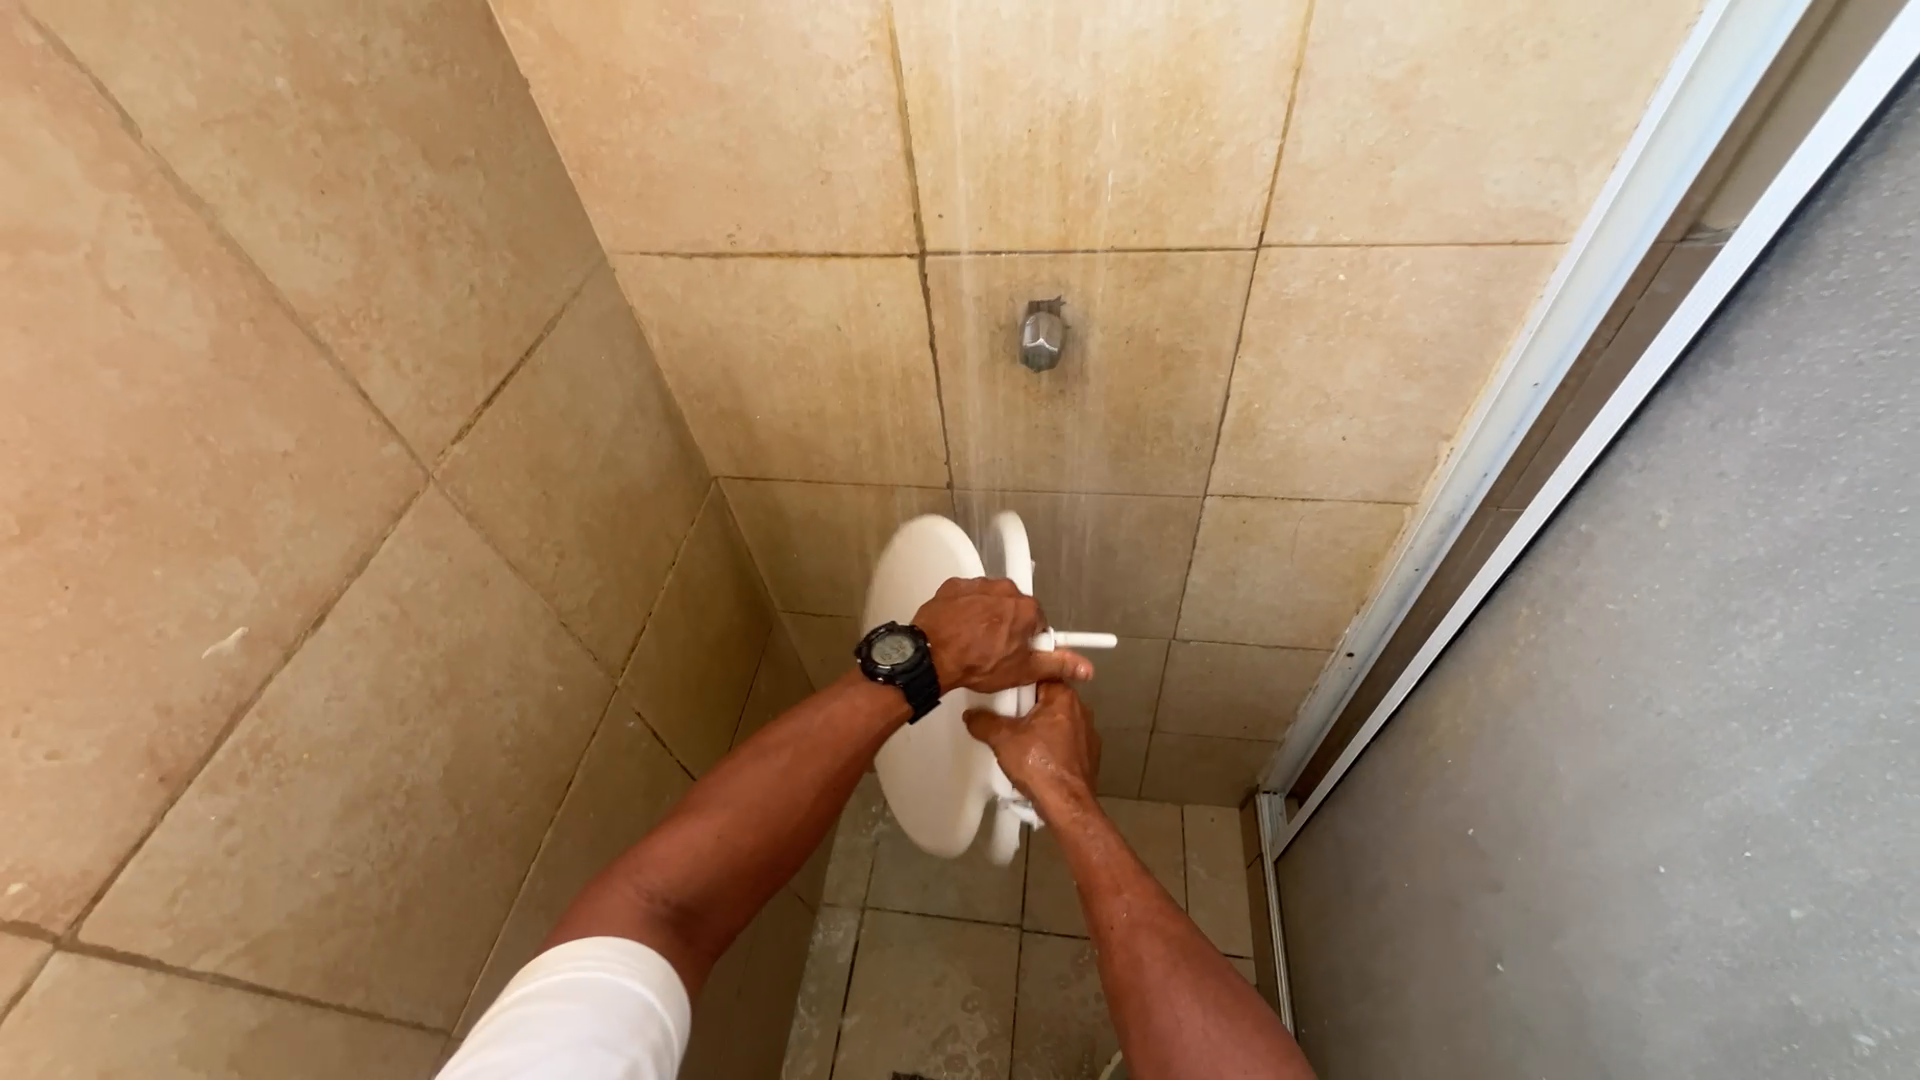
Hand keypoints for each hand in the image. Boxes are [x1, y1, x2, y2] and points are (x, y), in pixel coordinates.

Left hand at [913, 577, 1092, 693]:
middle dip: (1008, 626)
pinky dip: (965, 609)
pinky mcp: (954, 587)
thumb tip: (1083, 666)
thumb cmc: (975, 662)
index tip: (1020, 650)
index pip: (1038, 621)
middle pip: (1014, 608)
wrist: (932, 656)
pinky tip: (960, 629)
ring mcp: (977, 585)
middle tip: (996, 650)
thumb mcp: (1022, 670)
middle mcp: (1004, 589)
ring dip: (986, 616)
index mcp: (1026, 608)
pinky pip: (967, 597)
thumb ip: (1056, 664)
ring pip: (990, 601)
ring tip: (975, 641)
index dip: (1029, 640)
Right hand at [963, 682, 1099, 811]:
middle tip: (1008, 717)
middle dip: (1030, 707)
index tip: (1005, 693)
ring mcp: (1089, 734)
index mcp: (1063, 697)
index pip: (1040, 677)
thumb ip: (984, 722)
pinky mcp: (1091, 756)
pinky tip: (1039, 759)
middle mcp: (1081, 710)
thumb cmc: (1037, 763)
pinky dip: (1055, 746)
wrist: (1067, 804)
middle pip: (1050, 700)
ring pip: (1060, 722)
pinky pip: (1068, 742)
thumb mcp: (1002, 739)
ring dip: (1043, 727)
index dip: (1020, 684)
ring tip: (1021, 740)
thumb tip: (970, 715)